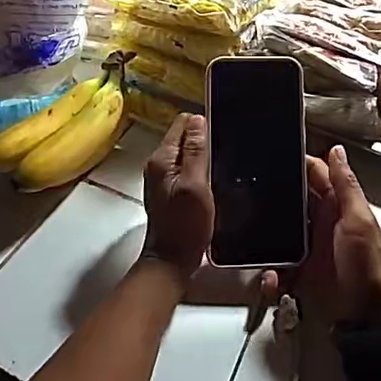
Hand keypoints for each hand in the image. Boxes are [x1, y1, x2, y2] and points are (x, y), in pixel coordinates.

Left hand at [140, 113, 213, 283]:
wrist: (172, 260)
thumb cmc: (186, 225)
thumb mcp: (195, 185)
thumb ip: (195, 152)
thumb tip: (198, 120)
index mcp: (162, 159)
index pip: (182, 123)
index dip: (202, 125)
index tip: (219, 137)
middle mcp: (158, 165)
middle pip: (184, 138)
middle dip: (203, 141)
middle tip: (223, 154)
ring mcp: (162, 178)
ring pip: (186, 154)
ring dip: (202, 157)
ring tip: (219, 168)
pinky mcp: (170, 191)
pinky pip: (186, 169)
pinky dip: (199, 171)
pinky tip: (210, 182)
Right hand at [262, 145, 380, 324]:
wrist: (369, 319)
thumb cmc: (369, 268)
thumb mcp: (358, 221)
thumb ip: (345, 185)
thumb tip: (336, 150)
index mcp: (340, 206)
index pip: (316, 175)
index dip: (298, 163)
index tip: (273, 155)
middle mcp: (324, 223)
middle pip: (294, 202)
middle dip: (275, 198)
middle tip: (252, 195)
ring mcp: (311, 248)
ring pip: (282, 233)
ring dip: (269, 237)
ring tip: (254, 238)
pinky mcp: (302, 273)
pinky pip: (278, 266)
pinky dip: (271, 270)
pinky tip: (270, 276)